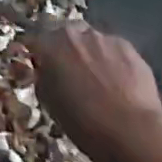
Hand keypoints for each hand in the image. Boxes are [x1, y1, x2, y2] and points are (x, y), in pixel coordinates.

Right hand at [29, 22, 161, 161]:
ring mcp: (102, 38)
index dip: (36, 53)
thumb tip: (44, 68)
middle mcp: (71, 33)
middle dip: (63, 46)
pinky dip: (112, 58)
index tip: (39, 65)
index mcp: (46, 44)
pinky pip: (113, 48)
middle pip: (63, 33)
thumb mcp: (46, 97)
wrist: (130, 128)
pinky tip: (119, 78)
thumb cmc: (80, 117)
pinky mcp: (128, 47)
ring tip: (98, 74)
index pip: (32, 40)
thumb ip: (42, 74)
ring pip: (90, 39)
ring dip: (89, 51)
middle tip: (70, 68)